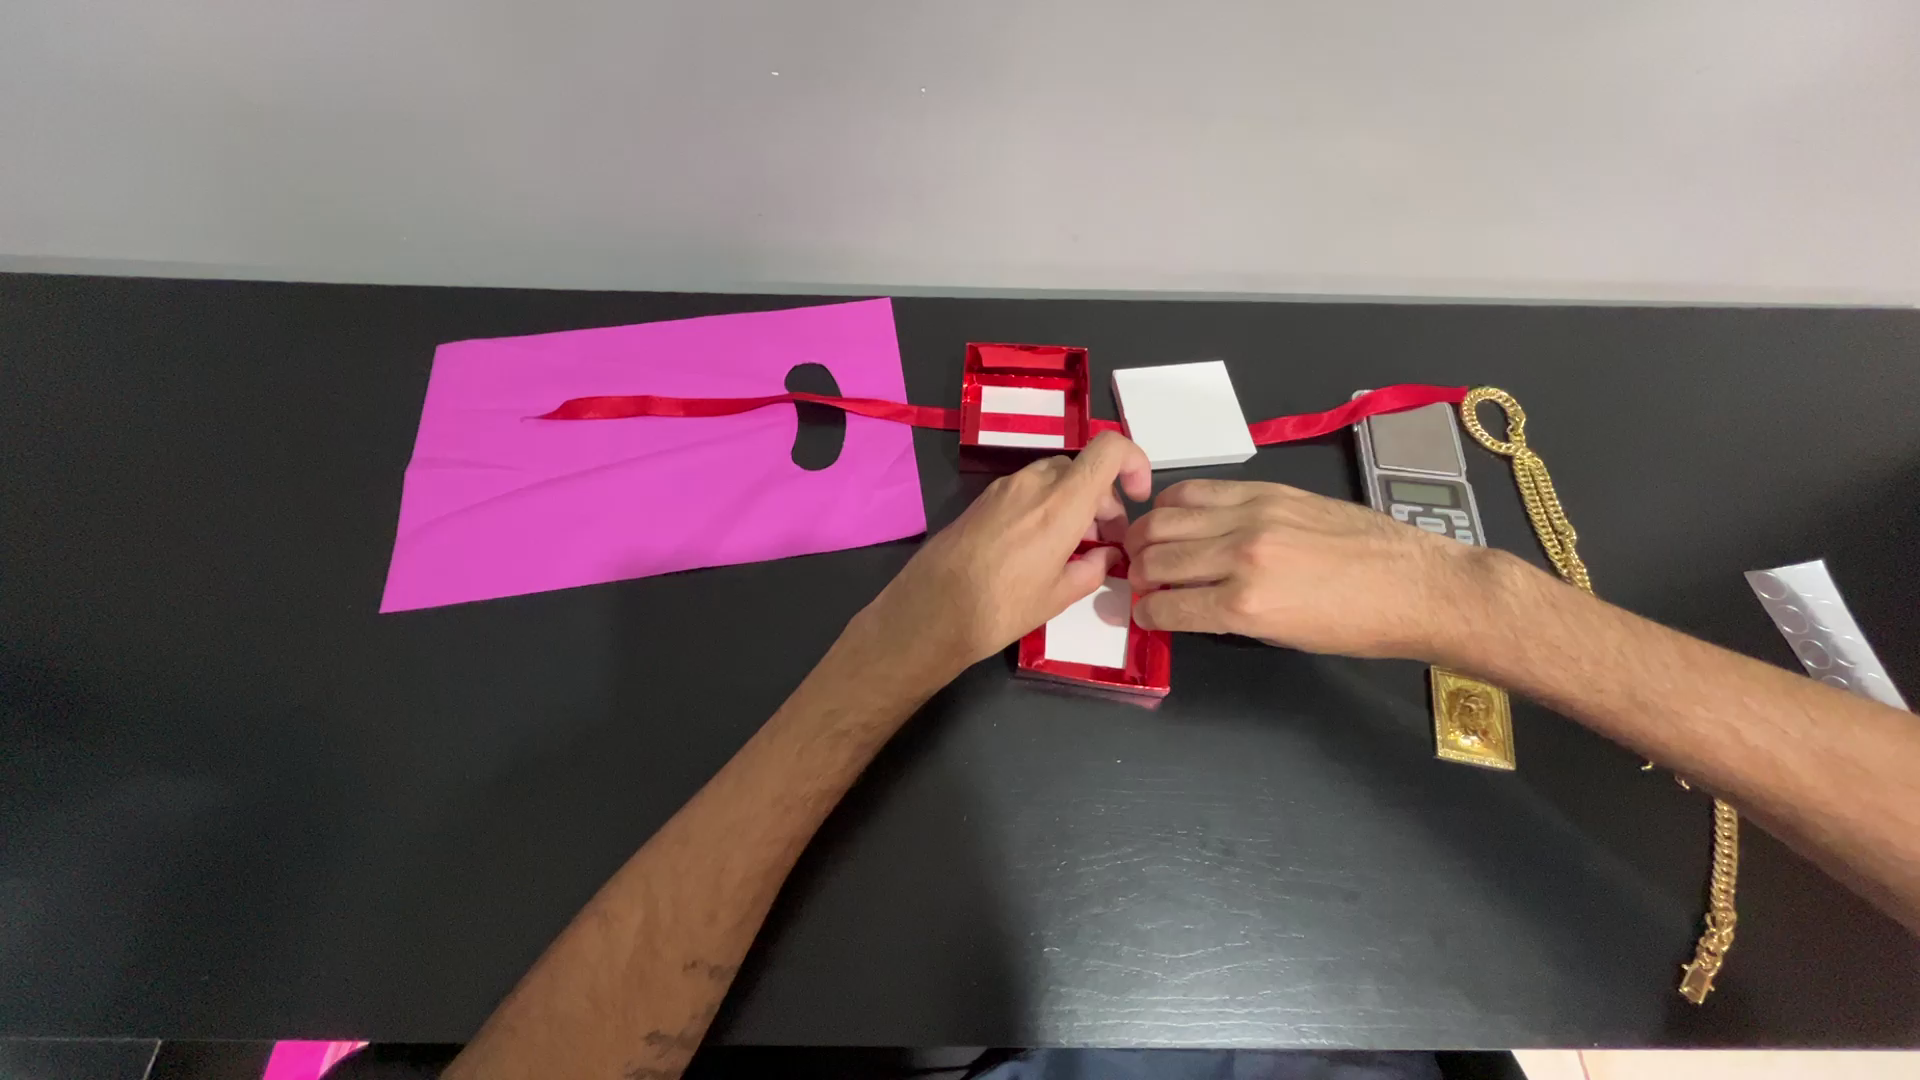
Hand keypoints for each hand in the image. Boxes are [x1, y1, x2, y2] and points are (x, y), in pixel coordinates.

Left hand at [854, 432, 1152, 685]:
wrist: (932, 610)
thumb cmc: (1001, 607)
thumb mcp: (1059, 596)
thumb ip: (1093, 568)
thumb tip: (1106, 555)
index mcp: (1062, 501)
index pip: (1109, 449)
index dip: (1134, 463)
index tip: (1137, 497)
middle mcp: (1033, 483)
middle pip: (1082, 469)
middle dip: (1103, 499)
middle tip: (1104, 541)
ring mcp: (1004, 488)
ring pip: (1054, 478)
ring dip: (1074, 502)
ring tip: (1073, 548)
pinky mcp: (983, 500)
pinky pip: (1027, 490)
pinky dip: (1046, 506)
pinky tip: (1040, 547)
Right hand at [1124, 479, 1500, 660]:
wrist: (1417, 586)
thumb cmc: (1355, 626)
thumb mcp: (1280, 637)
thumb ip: (1223, 616)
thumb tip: (1184, 603)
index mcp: (1245, 607)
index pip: (1163, 607)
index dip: (1142, 613)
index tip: (1141, 611)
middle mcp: (1240, 556)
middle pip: (1154, 559)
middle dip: (1135, 573)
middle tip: (1138, 578)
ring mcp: (1252, 516)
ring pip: (1164, 519)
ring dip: (1144, 537)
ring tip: (1146, 546)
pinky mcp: (1267, 491)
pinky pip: (1199, 490)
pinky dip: (1173, 504)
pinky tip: (1173, 515)